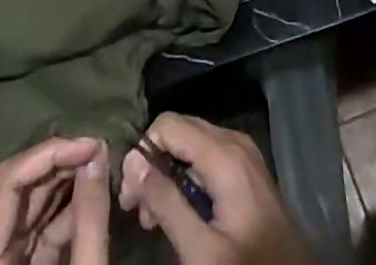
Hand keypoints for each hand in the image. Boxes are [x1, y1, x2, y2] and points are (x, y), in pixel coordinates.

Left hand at [0, 137, 108, 264]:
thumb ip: (89, 221)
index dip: (49, 154)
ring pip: (34, 206)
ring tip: (103, 161)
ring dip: (70, 179)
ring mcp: (6, 260)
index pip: (6, 184)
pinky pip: (45, 227)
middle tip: (102, 148)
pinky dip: (73, 206)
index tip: (91, 145)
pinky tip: (96, 190)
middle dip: (63, 162)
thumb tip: (98, 156)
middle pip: (20, 190)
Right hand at [118, 113, 312, 264]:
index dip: (142, 154)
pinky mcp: (244, 167)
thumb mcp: (200, 248)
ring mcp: (242, 152)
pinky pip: (206, 157)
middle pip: (179, 130)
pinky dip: (185, 179)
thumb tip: (133, 160)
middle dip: (152, 165)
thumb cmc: (246, 263)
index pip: (168, 124)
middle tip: (137, 210)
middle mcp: (234, 141)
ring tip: (153, 220)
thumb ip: (165, 201)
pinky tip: (178, 213)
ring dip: (166, 175)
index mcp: (225, 154)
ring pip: (190, 144)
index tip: (129, 197)